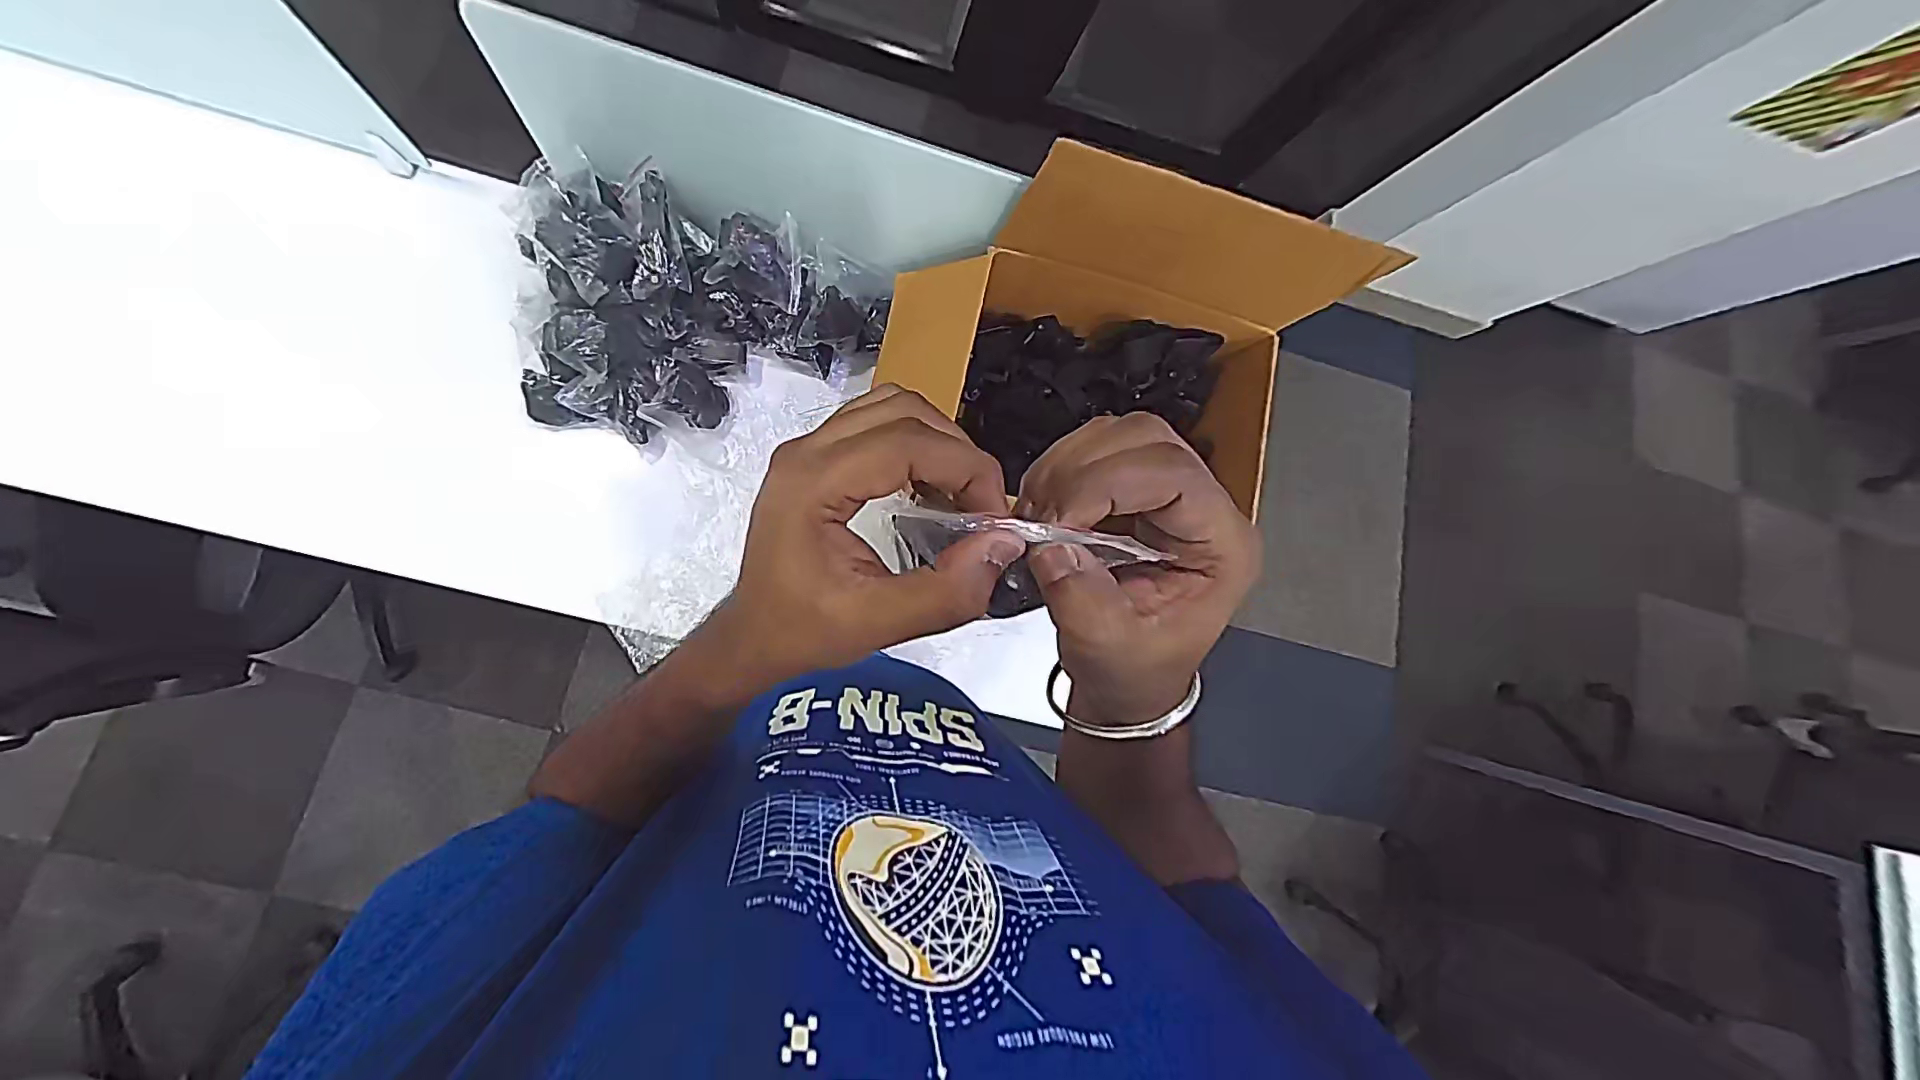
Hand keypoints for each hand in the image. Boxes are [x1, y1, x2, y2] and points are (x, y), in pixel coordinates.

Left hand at [698, 384, 1025, 690]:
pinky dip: (918, 445)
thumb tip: (999, 548)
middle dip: (959, 454)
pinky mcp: (819, 461)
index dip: (967, 469)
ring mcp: (810, 452)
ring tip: (960, 493)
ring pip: (893, 408)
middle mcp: (807, 454)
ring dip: (939, 443)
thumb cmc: (796, 630)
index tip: (992, 513)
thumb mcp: (875, 624)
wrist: (754, 636)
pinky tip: (930, 487)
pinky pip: (879, 424)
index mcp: (812, 483)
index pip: (909, 441)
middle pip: (905, 412)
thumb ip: (944, 592)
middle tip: (981, 506)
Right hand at [1015, 413, 1259, 726]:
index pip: (1173, 476)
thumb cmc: (1134, 670)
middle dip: (1082, 469)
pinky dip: (1058, 472)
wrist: (1127, 678)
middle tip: (1044, 514)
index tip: (1059, 521)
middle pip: (1148, 440)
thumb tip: (1050, 546)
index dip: (1106, 485)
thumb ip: (1081, 599)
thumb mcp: (1106, 648)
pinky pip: (1094, 453)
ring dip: (1066, 467)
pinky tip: (1045, 508)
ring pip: (1118, 436)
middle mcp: (1202, 510)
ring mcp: (1169, 497)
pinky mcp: (1134, 495)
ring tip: (1040, 513)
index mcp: (1220, 547)